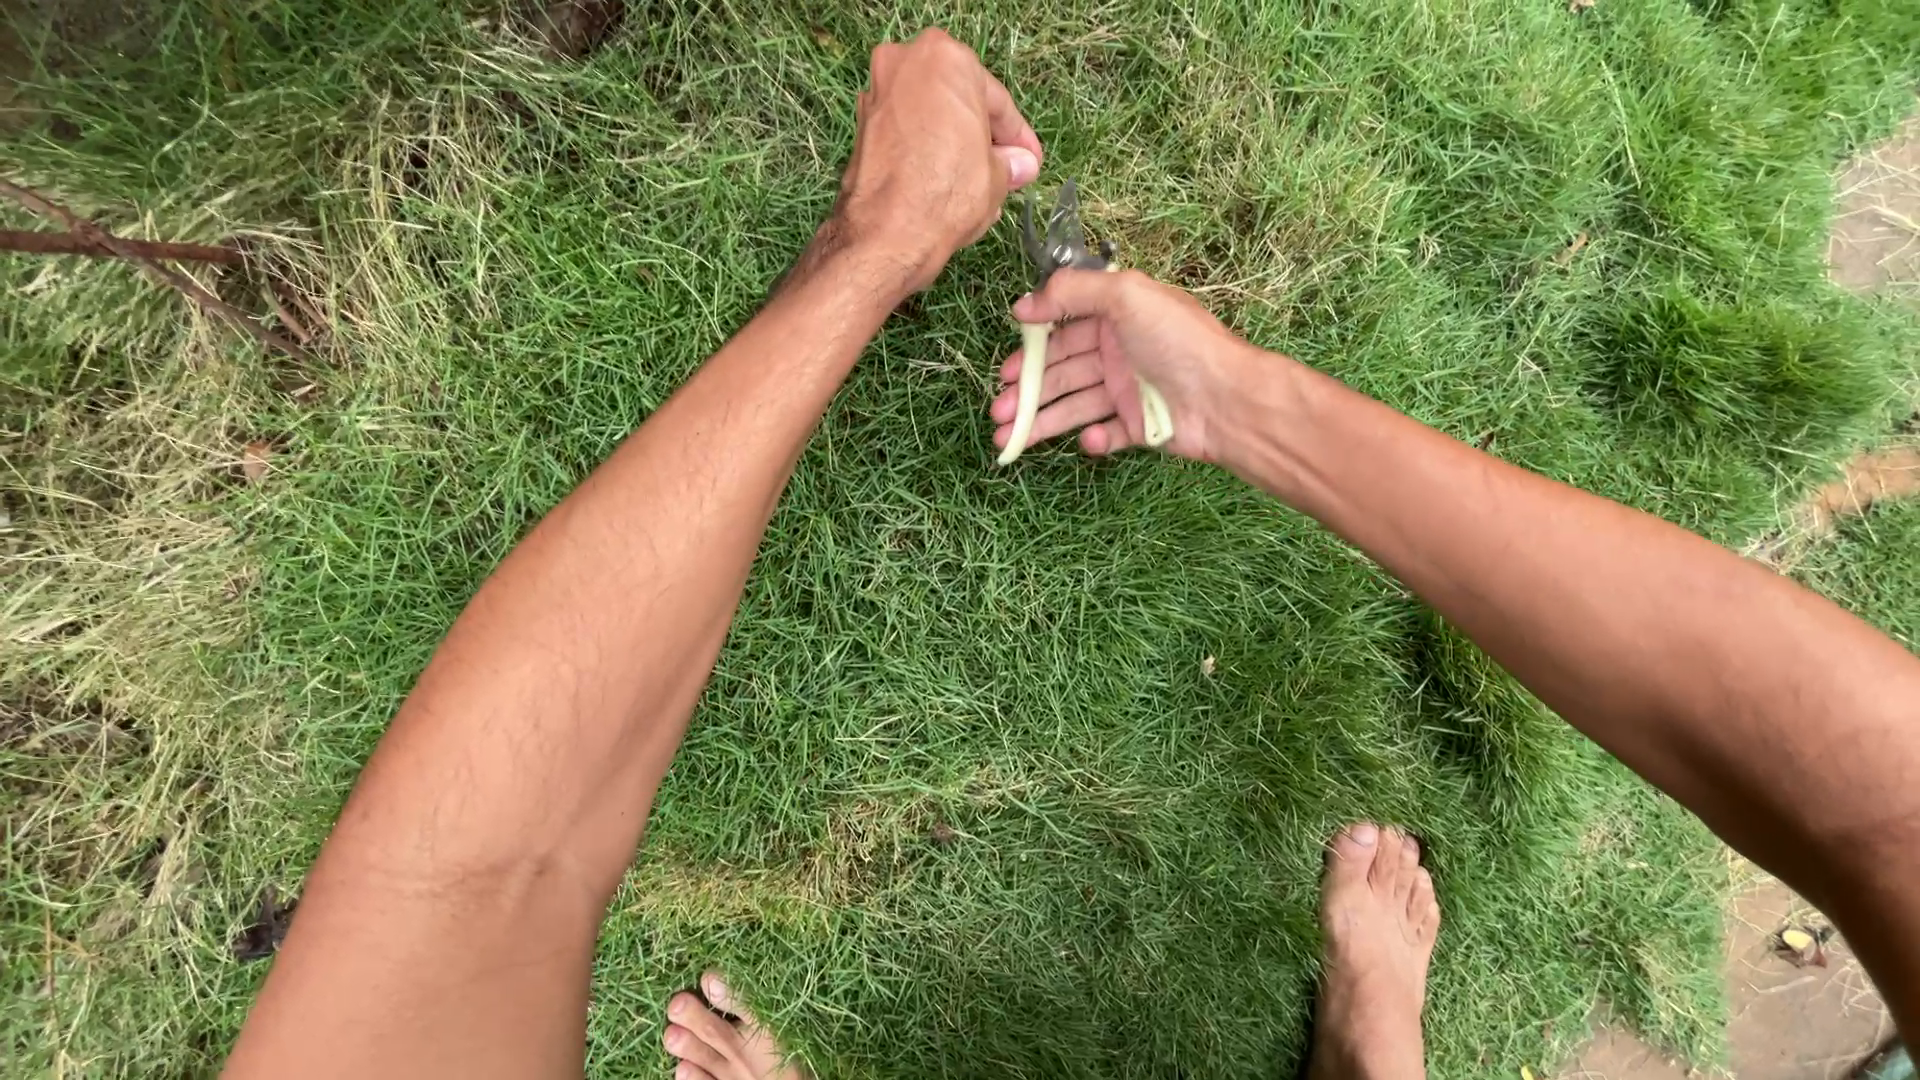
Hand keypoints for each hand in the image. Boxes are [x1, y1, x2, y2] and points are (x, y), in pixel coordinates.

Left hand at [830, 29, 1042, 291]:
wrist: (889, 232)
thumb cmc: (947, 192)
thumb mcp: (995, 176)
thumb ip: (1008, 163)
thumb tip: (1021, 164)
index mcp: (946, 58)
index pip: (995, 100)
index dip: (1017, 137)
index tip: (1028, 160)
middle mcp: (905, 63)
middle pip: (958, 105)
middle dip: (982, 140)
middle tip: (1005, 172)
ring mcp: (877, 94)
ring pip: (930, 121)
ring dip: (955, 149)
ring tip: (978, 187)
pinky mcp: (861, 129)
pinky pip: (906, 137)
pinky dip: (926, 156)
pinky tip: (945, 186)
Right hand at [990, 269, 1266, 462]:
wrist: (1225, 398)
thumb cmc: (1177, 341)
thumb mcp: (1125, 296)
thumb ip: (1072, 291)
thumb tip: (1023, 305)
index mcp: (1115, 318)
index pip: (1062, 333)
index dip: (1032, 353)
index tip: (1008, 372)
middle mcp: (1118, 353)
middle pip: (1062, 374)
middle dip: (1028, 393)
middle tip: (999, 412)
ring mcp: (1127, 392)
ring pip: (1075, 406)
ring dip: (1042, 421)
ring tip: (1008, 439)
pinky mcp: (1138, 426)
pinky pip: (1107, 434)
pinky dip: (1094, 440)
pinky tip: (1089, 440)